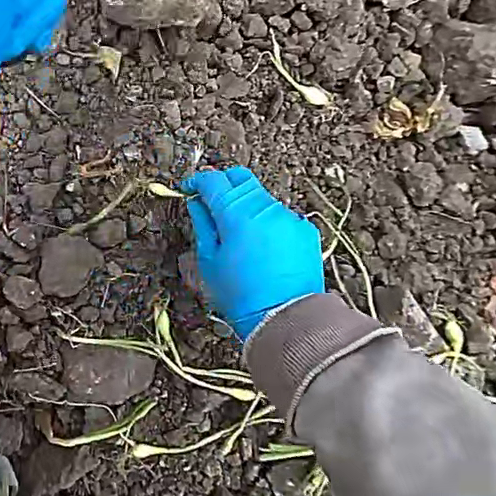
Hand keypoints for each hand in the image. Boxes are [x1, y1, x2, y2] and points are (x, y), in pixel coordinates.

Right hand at [182, 167, 325, 340]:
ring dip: (247, 206)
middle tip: (213, 204)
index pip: (213, 179)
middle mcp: (265, 207)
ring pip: (261, 197)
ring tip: (239, 235)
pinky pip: (281, 216)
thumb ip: (203, 224)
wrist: (286, 317)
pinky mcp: (304, 229)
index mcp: (237, 212)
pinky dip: (268, 223)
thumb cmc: (243, 296)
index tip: (190, 188)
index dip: (198, 181)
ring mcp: (288, 216)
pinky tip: (263, 248)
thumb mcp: (210, 261)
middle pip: (240, 177)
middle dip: (224, 185)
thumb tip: (197, 202)